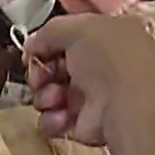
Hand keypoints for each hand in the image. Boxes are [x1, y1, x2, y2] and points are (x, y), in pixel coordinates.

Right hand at [24, 14, 154, 145]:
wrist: (126, 102)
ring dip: (45, 97)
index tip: (33, 54)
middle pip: (52, 70)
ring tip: (56, 98)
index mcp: (99, 39)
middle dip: (40, 73)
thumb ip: (49, 32)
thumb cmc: (106, 57)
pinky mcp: (80, 127)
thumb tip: (29, 46)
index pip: (63, 41)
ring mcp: (87, 99)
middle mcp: (93, 68)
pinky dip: (52, 121)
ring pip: (48, 97)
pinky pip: (53, 123)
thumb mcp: (78, 28)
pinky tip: (62, 117)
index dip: (44, 47)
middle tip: (40, 78)